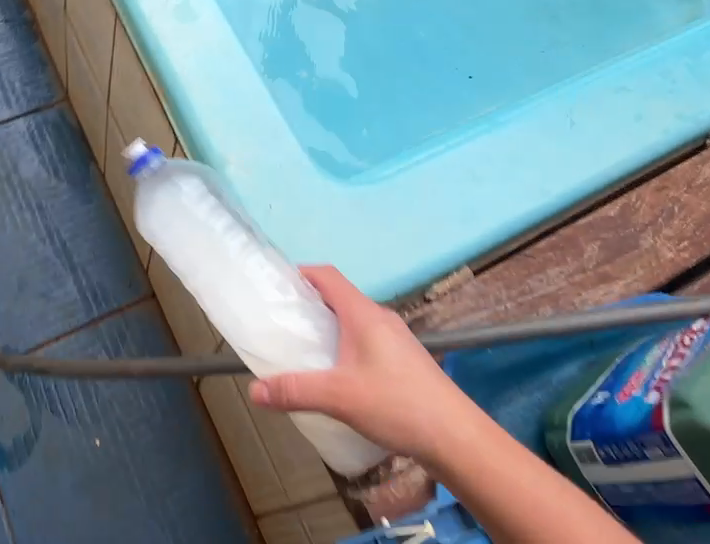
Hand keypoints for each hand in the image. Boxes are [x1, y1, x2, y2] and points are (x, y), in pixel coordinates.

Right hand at [249, 265, 475, 458]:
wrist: (455, 436)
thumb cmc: (396, 403)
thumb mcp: (339, 397)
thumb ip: (295, 391)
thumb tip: (254, 390)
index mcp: (363, 313)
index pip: (328, 275)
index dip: (301, 274)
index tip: (277, 285)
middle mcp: (380, 318)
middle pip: (339, 297)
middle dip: (309, 304)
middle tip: (283, 322)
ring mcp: (396, 338)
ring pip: (354, 321)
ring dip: (329, 328)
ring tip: (305, 350)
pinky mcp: (404, 360)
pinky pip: (367, 340)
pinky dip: (346, 346)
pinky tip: (338, 375)